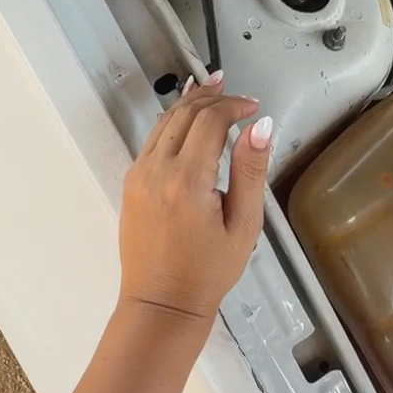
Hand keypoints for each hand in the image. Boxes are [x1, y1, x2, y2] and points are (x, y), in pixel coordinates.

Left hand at [117, 73, 273, 322]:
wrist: (161, 305)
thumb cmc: (208, 271)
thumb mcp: (244, 224)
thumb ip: (251, 171)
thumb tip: (260, 126)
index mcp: (187, 181)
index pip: (210, 121)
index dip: (234, 106)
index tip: (253, 108)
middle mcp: (156, 171)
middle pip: (184, 114)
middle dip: (212, 97)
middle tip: (236, 92)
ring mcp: (139, 175)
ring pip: (164, 122)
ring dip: (190, 103)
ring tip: (212, 87)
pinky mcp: (132, 183)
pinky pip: (152, 139)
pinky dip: (172, 120)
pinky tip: (186, 114)